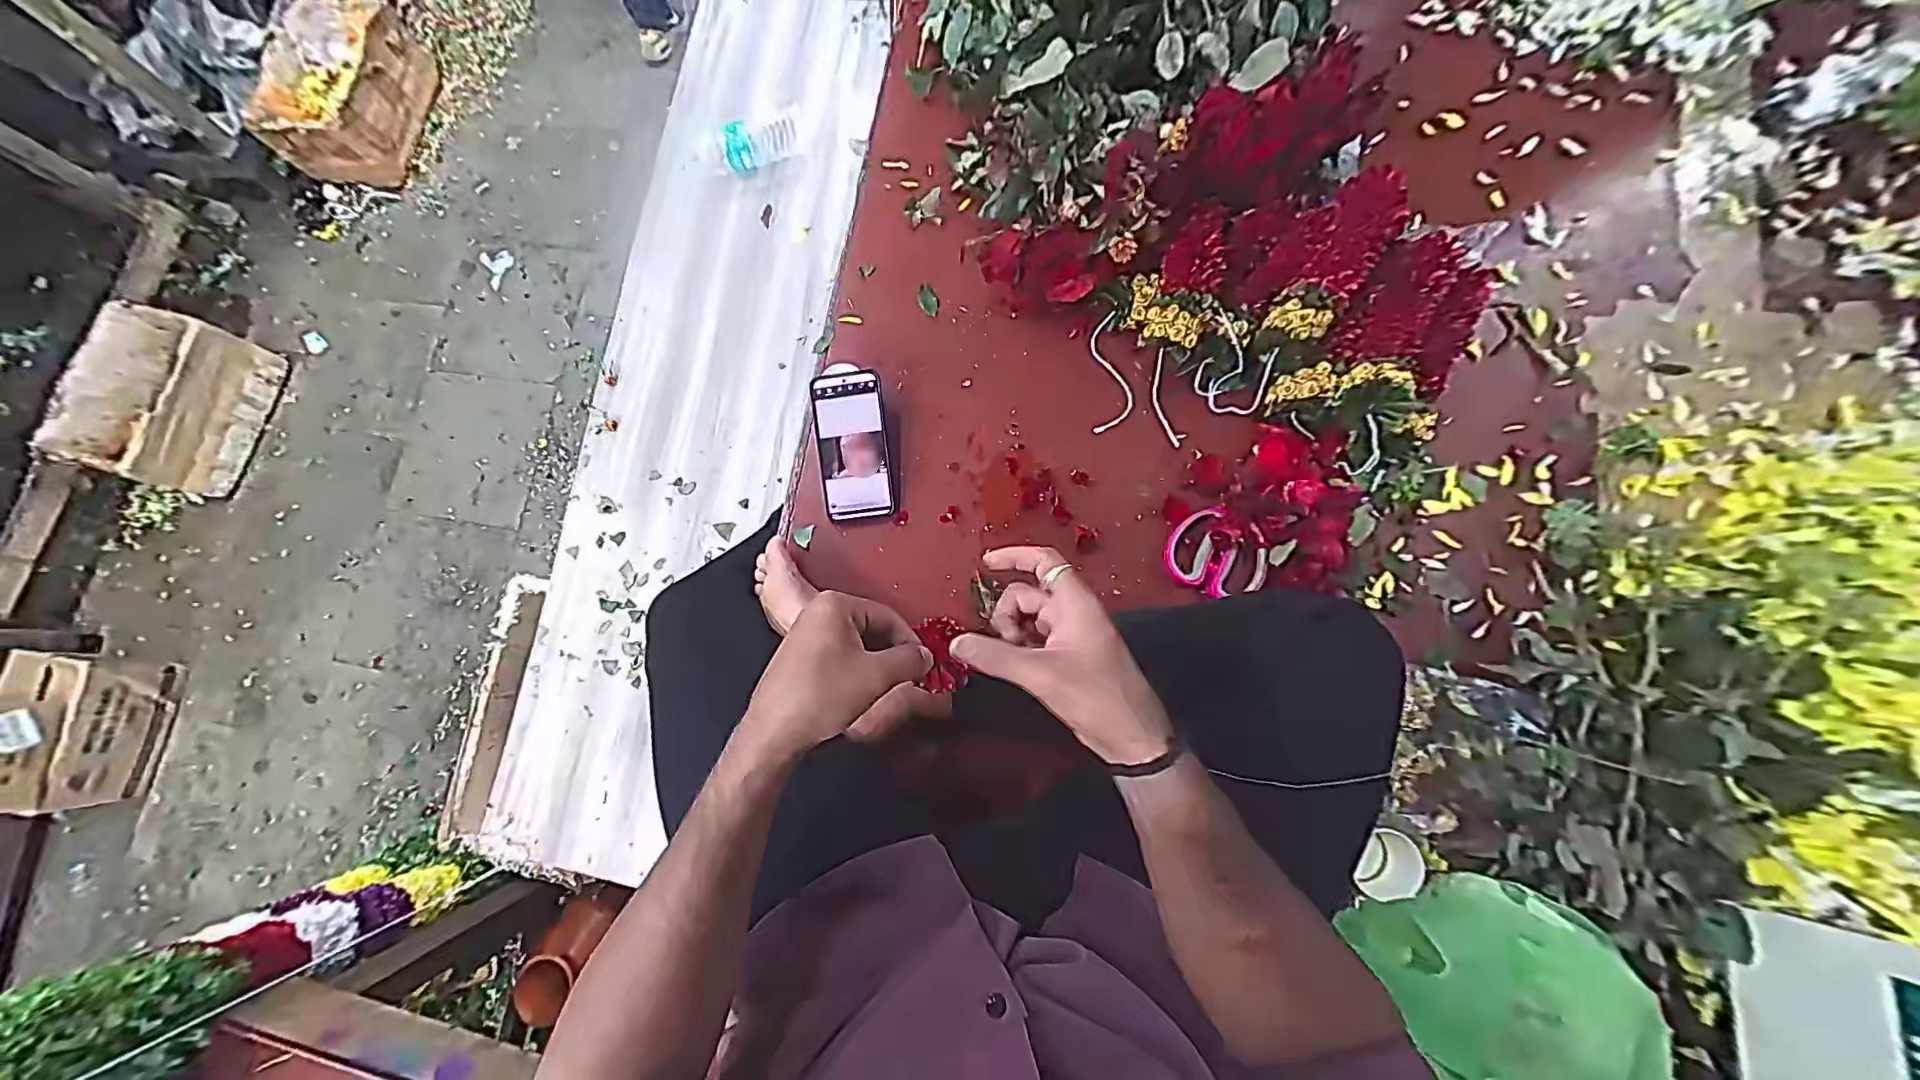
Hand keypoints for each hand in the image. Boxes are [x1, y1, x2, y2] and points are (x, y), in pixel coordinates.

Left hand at [736, 591, 935, 763]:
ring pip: (857, 644)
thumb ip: (909, 660)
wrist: (774, 731)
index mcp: (834, 605)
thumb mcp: (877, 676)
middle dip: (893, 654)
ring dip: (877, 664)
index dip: (911, 641)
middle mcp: (817, 612)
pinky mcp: (800, 656)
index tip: (924, 663)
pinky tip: (863, 692)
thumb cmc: (821, 696)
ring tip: (888, 687)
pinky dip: (857, 670)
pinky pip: (840, 655)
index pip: (888, 616)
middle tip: (910, 677)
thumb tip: (924, 656)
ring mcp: (806, 634)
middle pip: (872, 629)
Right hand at [950, 546, 1175, 765]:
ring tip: (1011, 660)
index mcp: (1075, 603)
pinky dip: (1020, 647)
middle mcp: (1073, 612)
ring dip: (1012, 633)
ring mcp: (1070, 634)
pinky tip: (1016, 667)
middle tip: (1004, 644)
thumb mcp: (1040, 674)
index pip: (1044, 561)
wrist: (1131, 736)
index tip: (985, 563)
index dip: (1014, 556)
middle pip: (1027, 594)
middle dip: (1006, 613)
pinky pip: (1034, 639)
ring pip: (1028, 618)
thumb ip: (995, 656)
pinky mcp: (1067, 656)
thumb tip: (958, 643)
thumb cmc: (1097, 697)